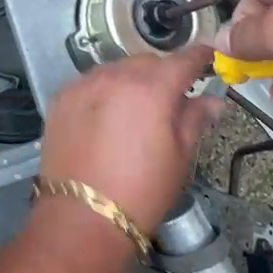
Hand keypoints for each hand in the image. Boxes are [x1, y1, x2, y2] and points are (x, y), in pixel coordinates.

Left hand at [39, 49, 224, 232]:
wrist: (82, 215)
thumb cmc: (141, 191)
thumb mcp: (178, 157)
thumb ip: (194, 119)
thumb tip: (211, 100)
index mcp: (150, 89)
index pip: (181, 61)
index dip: (198, 57)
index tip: (208, 57)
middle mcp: (115, 76)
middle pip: (146, 63)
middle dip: (162, 74)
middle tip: (171, 99)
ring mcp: (83, 84)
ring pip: (115, 70)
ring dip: (130, 81)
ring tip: (135, 111)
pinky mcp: (61, 97)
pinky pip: (89, 83)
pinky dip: (103, 91)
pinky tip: (105, 117)